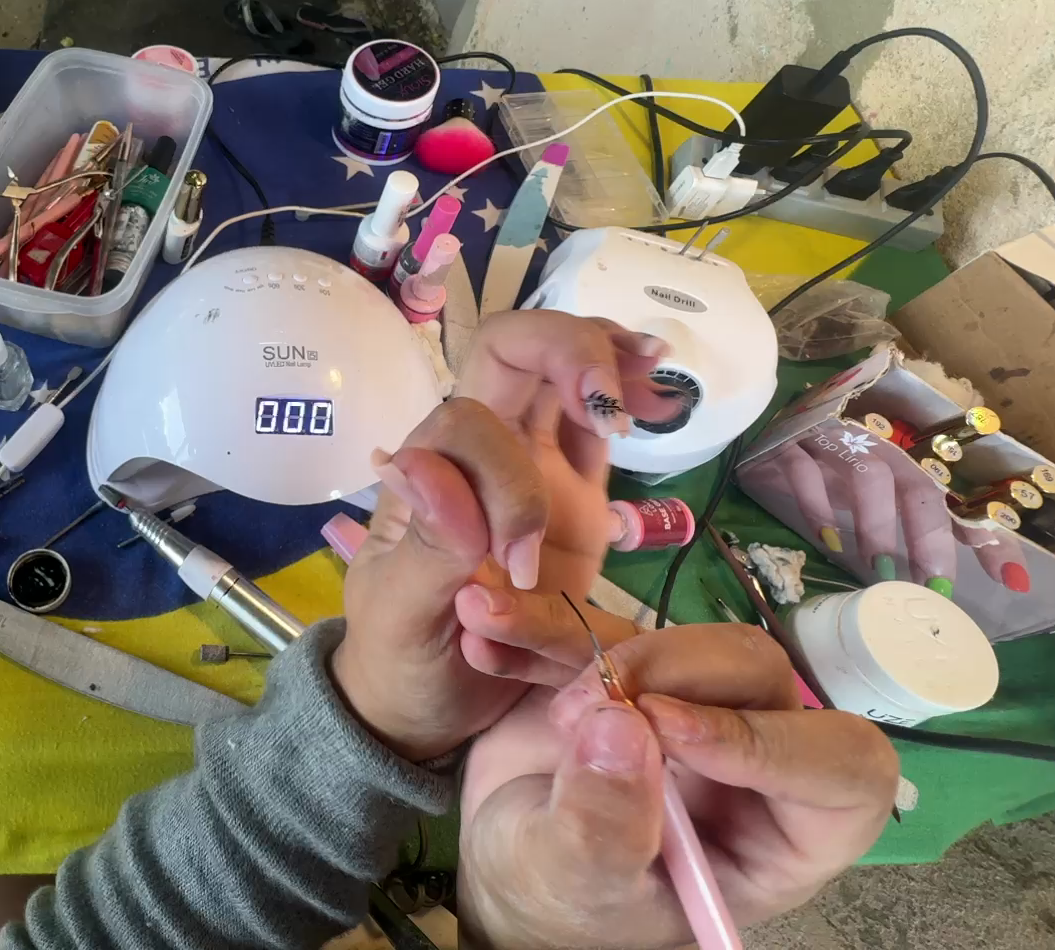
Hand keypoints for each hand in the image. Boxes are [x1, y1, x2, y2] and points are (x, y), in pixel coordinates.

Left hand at [330, 312, 681, 761]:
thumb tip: (425, 463)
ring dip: (599, 356)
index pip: (470, 422)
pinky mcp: (569, 502)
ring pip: (552, 376)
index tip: (519, 563)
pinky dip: (622, 395)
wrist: (425, 703)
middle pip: (508, 355)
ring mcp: (525, 472)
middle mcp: (472, 458)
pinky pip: (590, 430)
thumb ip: (424, 544)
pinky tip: (656, 395)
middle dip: (565, 352)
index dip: (505, 481)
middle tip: (615, 399)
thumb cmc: (398, 654)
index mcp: (423, 474)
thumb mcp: (400, 610)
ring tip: (652, 368)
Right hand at [457, 624, 898, 949]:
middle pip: (751, 671)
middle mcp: (738, 755)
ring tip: (493, 636)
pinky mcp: (610, 671)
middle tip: (576, 704)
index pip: (836, 769)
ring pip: (660, 632)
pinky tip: (479, 631)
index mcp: (773, 831)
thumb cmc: (557, 903)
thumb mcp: (576, 881)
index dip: (765, 739)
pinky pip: (584, 624)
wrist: (497, 862)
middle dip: (661, 669)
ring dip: (571, 628)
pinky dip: (529, 622)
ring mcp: (671, 703)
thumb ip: (605, 823)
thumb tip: (626, 726)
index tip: (662, 727)